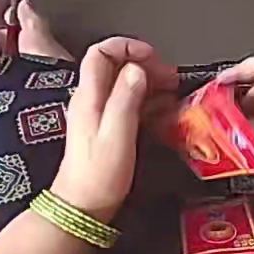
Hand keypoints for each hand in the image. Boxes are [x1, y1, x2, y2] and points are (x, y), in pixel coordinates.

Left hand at [50, 38, 177, 220]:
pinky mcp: (105, 127)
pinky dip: (145, 99)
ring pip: (122, 83)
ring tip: (172, 92)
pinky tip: (162, 110)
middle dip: (144, 63)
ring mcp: (96, 113)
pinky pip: (126, 102)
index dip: (127, 46)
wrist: (82, 207)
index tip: (154, 58)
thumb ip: (126, 98)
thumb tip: (137, 68)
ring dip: (148, 81)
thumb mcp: (117, 134)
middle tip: (170, 77)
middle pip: (114, 65)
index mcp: (90, 96)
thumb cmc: (99, 175)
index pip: (101, 52)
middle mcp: (90, 99)